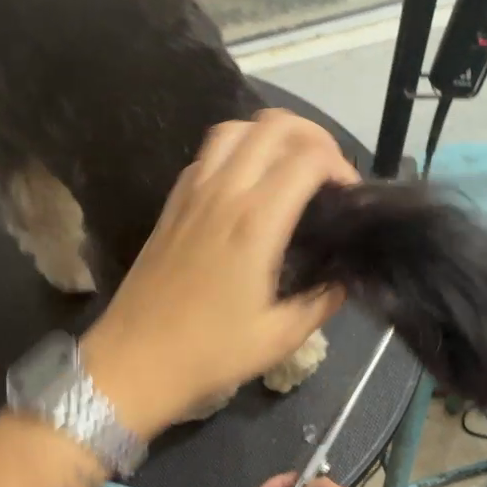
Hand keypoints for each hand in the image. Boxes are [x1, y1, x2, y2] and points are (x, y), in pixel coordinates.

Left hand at [80, 110, 358, 433]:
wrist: (135, 361)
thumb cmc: (210, 354)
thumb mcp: (279, 338)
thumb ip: (320, 303)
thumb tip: (341, 283)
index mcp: (255, 223)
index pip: (308, 159)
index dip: (340, 166)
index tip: (351, 196)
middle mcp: (223, 193)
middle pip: (273, 125)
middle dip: (313, 137)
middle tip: (329, 172)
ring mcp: (192, 194)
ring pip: (236, 129)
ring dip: (271, 136)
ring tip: (290, 168)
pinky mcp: (171, 205)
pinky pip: (207, 154)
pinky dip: (237, 152)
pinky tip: (247, 187)